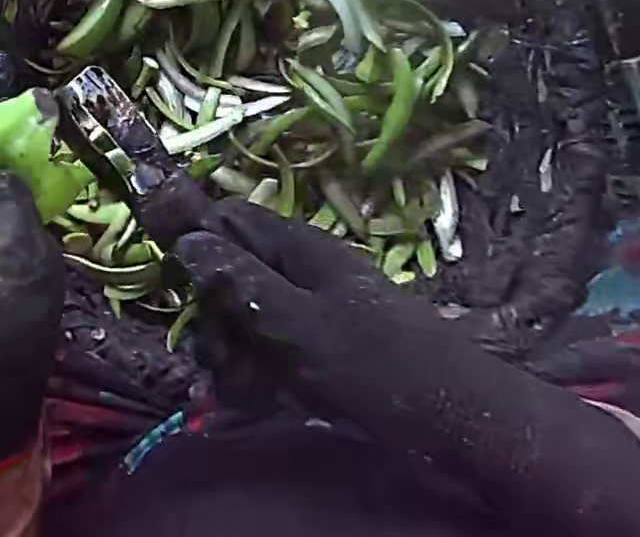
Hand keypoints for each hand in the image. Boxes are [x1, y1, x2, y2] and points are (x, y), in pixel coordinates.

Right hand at [176, 199, 639, 536]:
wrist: (461, 422)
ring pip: (246, 308)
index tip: (177, 281)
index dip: (194, 239)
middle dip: (213, 309)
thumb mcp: (294, 323)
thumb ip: (237, 280)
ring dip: (232, 346)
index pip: (224, 217)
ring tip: (242, 385)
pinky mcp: (319, 337)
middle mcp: (298, 263)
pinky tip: (258, 395)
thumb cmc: (375, 365)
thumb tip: (185, 238)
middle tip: (217, 353)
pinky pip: (270, 338)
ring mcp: (310, 300)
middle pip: (230, 266)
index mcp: (293, 243)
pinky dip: (257, 365)